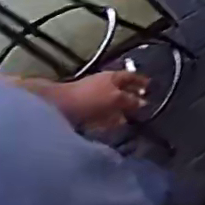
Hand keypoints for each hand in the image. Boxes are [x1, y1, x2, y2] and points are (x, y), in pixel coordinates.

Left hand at [19, 70, 150, 132]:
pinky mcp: (79, 112)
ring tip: (128, 119)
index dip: (142, 82)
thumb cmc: (88, 100)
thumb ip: (131, 100)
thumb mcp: (116, 98)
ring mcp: (89, 97)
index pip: (132, 77)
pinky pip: (99, 114)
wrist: (52, 109)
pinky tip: (110, 127)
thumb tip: (144, 103)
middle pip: (120, 89)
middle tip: (142, 106)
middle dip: (131, 96)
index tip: (152, 89)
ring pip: (109, 102)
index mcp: (112, 77)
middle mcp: (101, 84)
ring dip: (118, 109)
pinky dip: (107, 119)